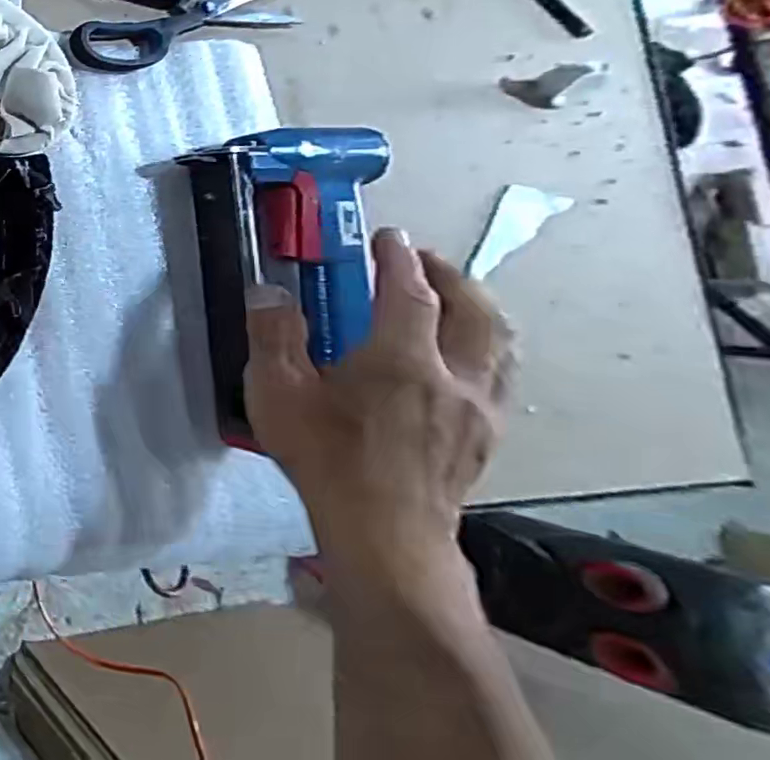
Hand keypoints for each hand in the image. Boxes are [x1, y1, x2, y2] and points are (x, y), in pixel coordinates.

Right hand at [244, 228, 513, 588]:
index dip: (398, 258)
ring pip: (499, 343)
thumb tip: (271, 292)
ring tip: (453, 299)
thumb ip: (273, 336)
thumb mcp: (277, 393)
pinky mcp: (487, 437)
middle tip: (421, 261)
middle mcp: (453, 376)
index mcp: (401, 360)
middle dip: (450, 276)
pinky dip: (485, 348)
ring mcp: (478, 409)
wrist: (384, 533)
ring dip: (478, 309)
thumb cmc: (325, 458)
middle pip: (474, 310)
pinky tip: (463, 359)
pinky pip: (499, 375)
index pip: (410, 292)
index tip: (387, 236)